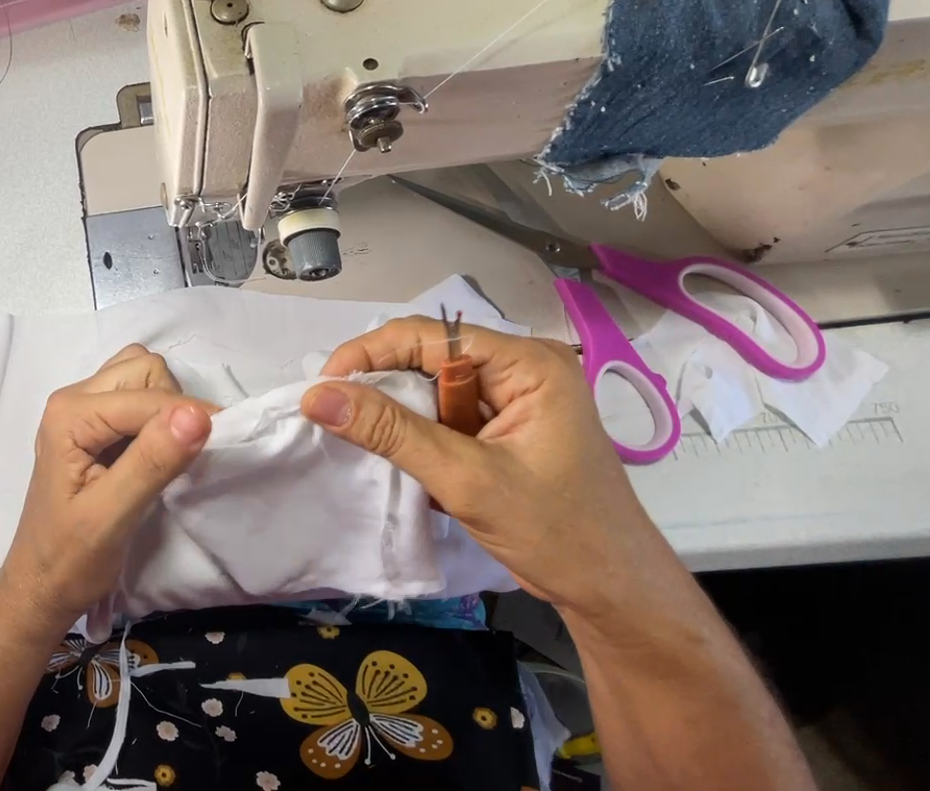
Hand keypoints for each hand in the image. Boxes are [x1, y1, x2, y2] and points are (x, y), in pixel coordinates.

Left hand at [0, 344, 214, 632]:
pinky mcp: (94, 424)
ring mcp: (81, 409)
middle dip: (174, 404)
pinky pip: (136, 396)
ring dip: (166, 405)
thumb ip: (152, 462)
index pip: (147, 396)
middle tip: (184, 455)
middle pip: (142, 370)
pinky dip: (158, 414)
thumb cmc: (70, 558)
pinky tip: (158, 451)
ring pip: (141, 376)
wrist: (41, 583)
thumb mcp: (112, 516)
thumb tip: (197, 415)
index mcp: (70, 414)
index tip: (226, 443)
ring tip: (169, 453)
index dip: (189, 416)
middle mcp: (72, 398)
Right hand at [300, 317, 684, 624]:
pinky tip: (395, 453)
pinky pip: (440, 411)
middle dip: (378, 384)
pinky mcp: (501, 425)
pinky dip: (412, 430)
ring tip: (360, 437)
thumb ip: (390, 432)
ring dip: (394, 412)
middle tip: (334, 415)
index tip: (322, 388)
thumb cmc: (556, 533)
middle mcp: (519, 367)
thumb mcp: (465, 478)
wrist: (614, 595)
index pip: (427, 335)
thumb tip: (315, 396)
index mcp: (527, 363)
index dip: (368, 354)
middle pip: (425, 355)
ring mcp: (512, 397)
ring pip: (428, 385)